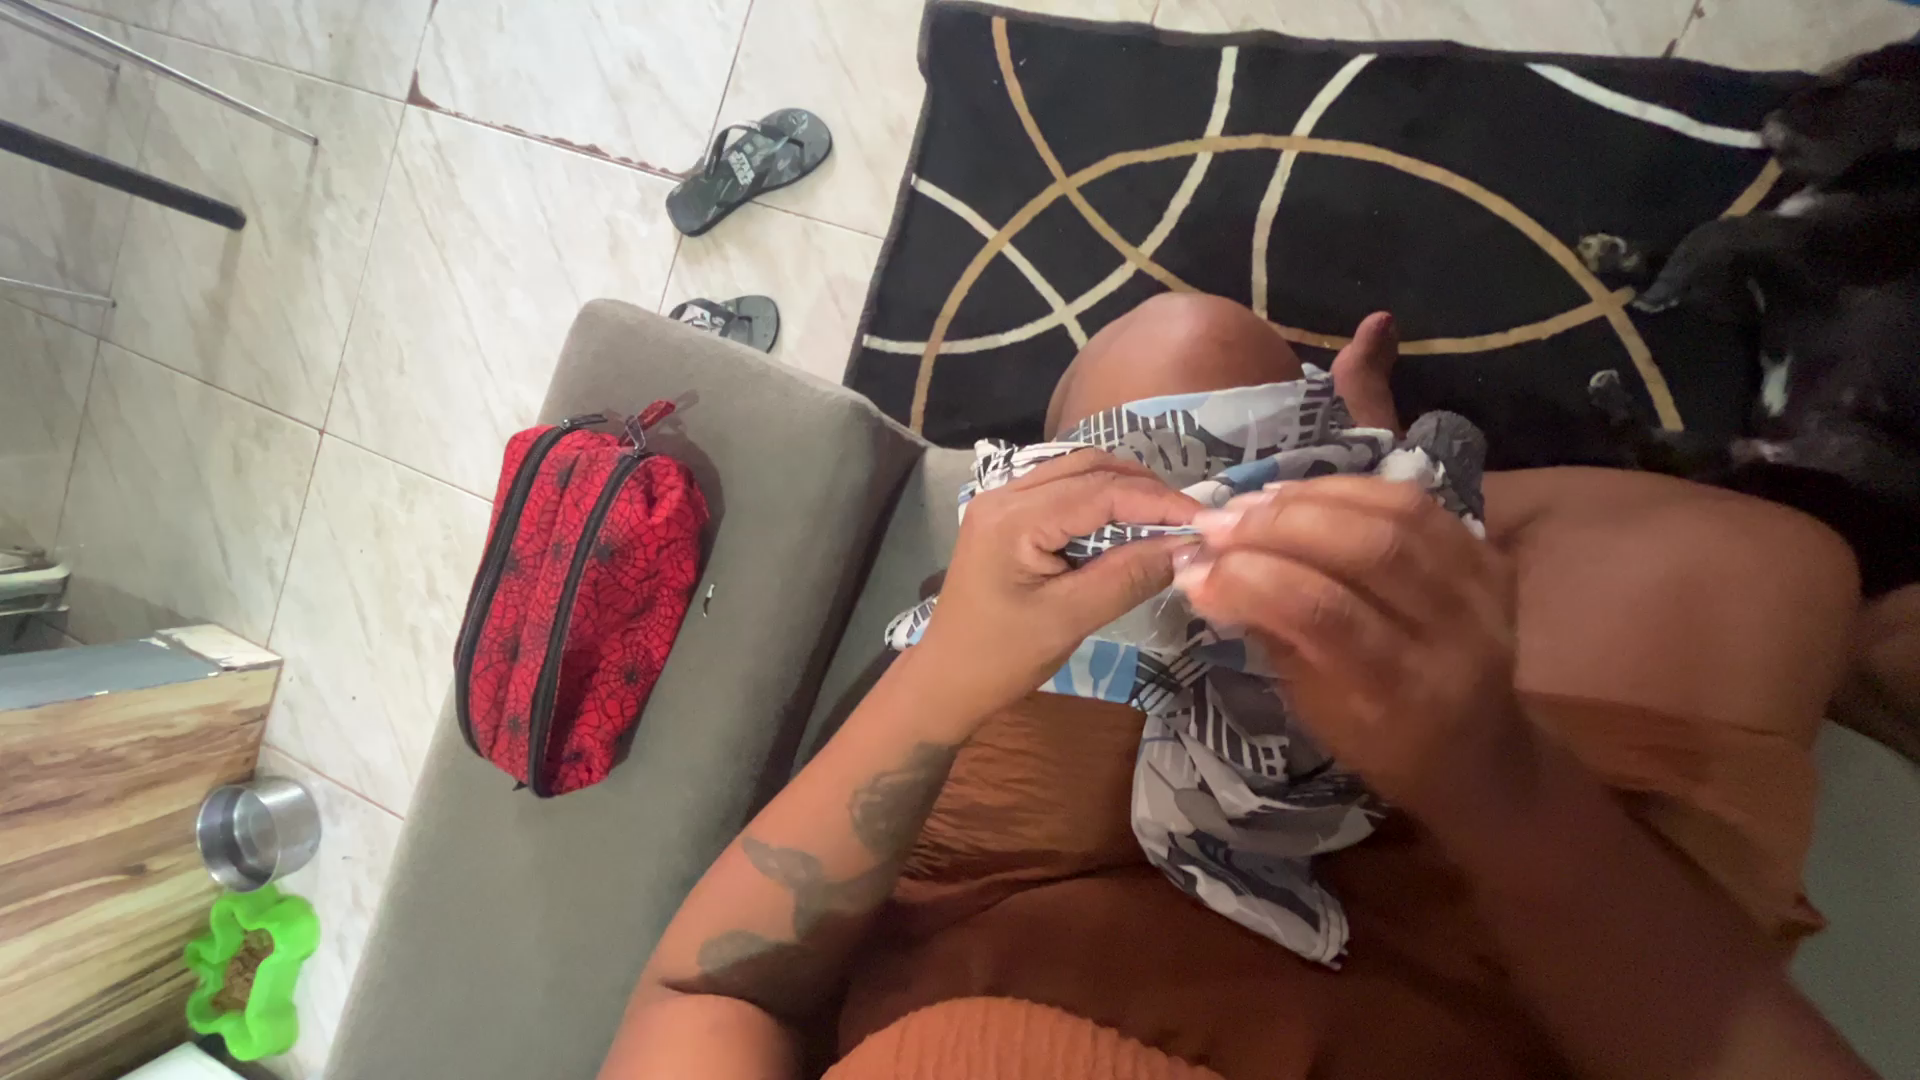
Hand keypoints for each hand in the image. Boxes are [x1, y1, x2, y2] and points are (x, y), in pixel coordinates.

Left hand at [913, 450, 1200, 722]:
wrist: (947, 678)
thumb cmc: (1002, 657)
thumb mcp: (1070, 619)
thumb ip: (1128, 577)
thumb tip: (1187, 547)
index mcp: (1012, 519)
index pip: (1099, 492)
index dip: (1156, 501)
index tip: (1204, 520)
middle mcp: (1003, 495)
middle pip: (1087, 467)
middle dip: (1142, 488)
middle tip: (1187, 519)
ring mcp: (1000, 502)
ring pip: (1075, 472)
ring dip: (1122, 488)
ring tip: (1164, 519)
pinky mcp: (1005, 516)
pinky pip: (1060, 490)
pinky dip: (1098, 500)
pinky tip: (1124, 523)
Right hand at [1175, 476, 1529, 823]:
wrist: (1472, 746)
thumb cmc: (1372, 736)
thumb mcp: (1310, 703)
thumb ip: (1269, 630)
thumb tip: (1202, 571)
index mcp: (1402, 690)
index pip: (1324, 613)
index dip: (1251, 580)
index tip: (1195, 572)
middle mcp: (1455, 634)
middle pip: (1366, 550)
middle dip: (1276, 528)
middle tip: (1216, 524)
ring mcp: (1481, 589)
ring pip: (1392, 514)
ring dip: (1306, 499)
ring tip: (1248, 503)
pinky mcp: (1488, 557)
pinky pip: (1412, 502)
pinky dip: (1344, 489)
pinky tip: (1295, 494)